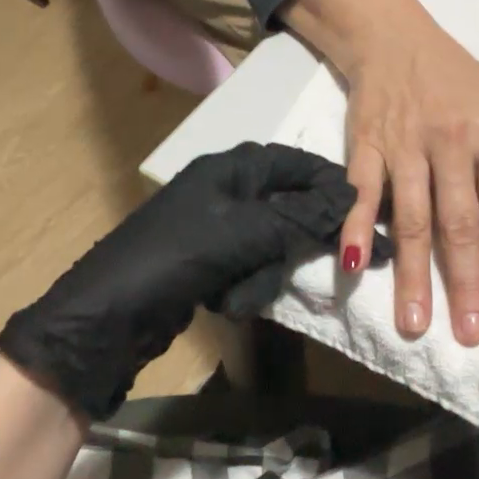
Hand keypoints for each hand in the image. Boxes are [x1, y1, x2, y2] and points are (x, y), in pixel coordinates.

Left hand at [0, 143, 385, 417]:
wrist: (110, 313)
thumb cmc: (177, 257)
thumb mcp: (246, 233)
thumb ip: (301, 216)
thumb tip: (353, 197)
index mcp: (231, 168)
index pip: (298, 164)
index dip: (335, 188)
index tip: (368, 215)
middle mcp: (226, 189)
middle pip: (289, 208)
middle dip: (291, 246)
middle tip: (324, 266)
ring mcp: (216, 228)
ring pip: (272, 246)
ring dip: (262, 275)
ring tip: (238, 293)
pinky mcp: (210, 261)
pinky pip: (249, 270)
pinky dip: (243, 289)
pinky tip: (223, 302)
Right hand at [285, 0, 478, 346]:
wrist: (394, 37)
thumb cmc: (459, 81)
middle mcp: (450, 144)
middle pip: (459, 222)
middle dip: (466, 281)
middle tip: (470, 332)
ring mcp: (404, 147)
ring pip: (411, 217)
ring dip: (413, 273)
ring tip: (415, 323)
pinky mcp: (364, 146)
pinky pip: (360, 192)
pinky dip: (356, 227)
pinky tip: (355, 266)